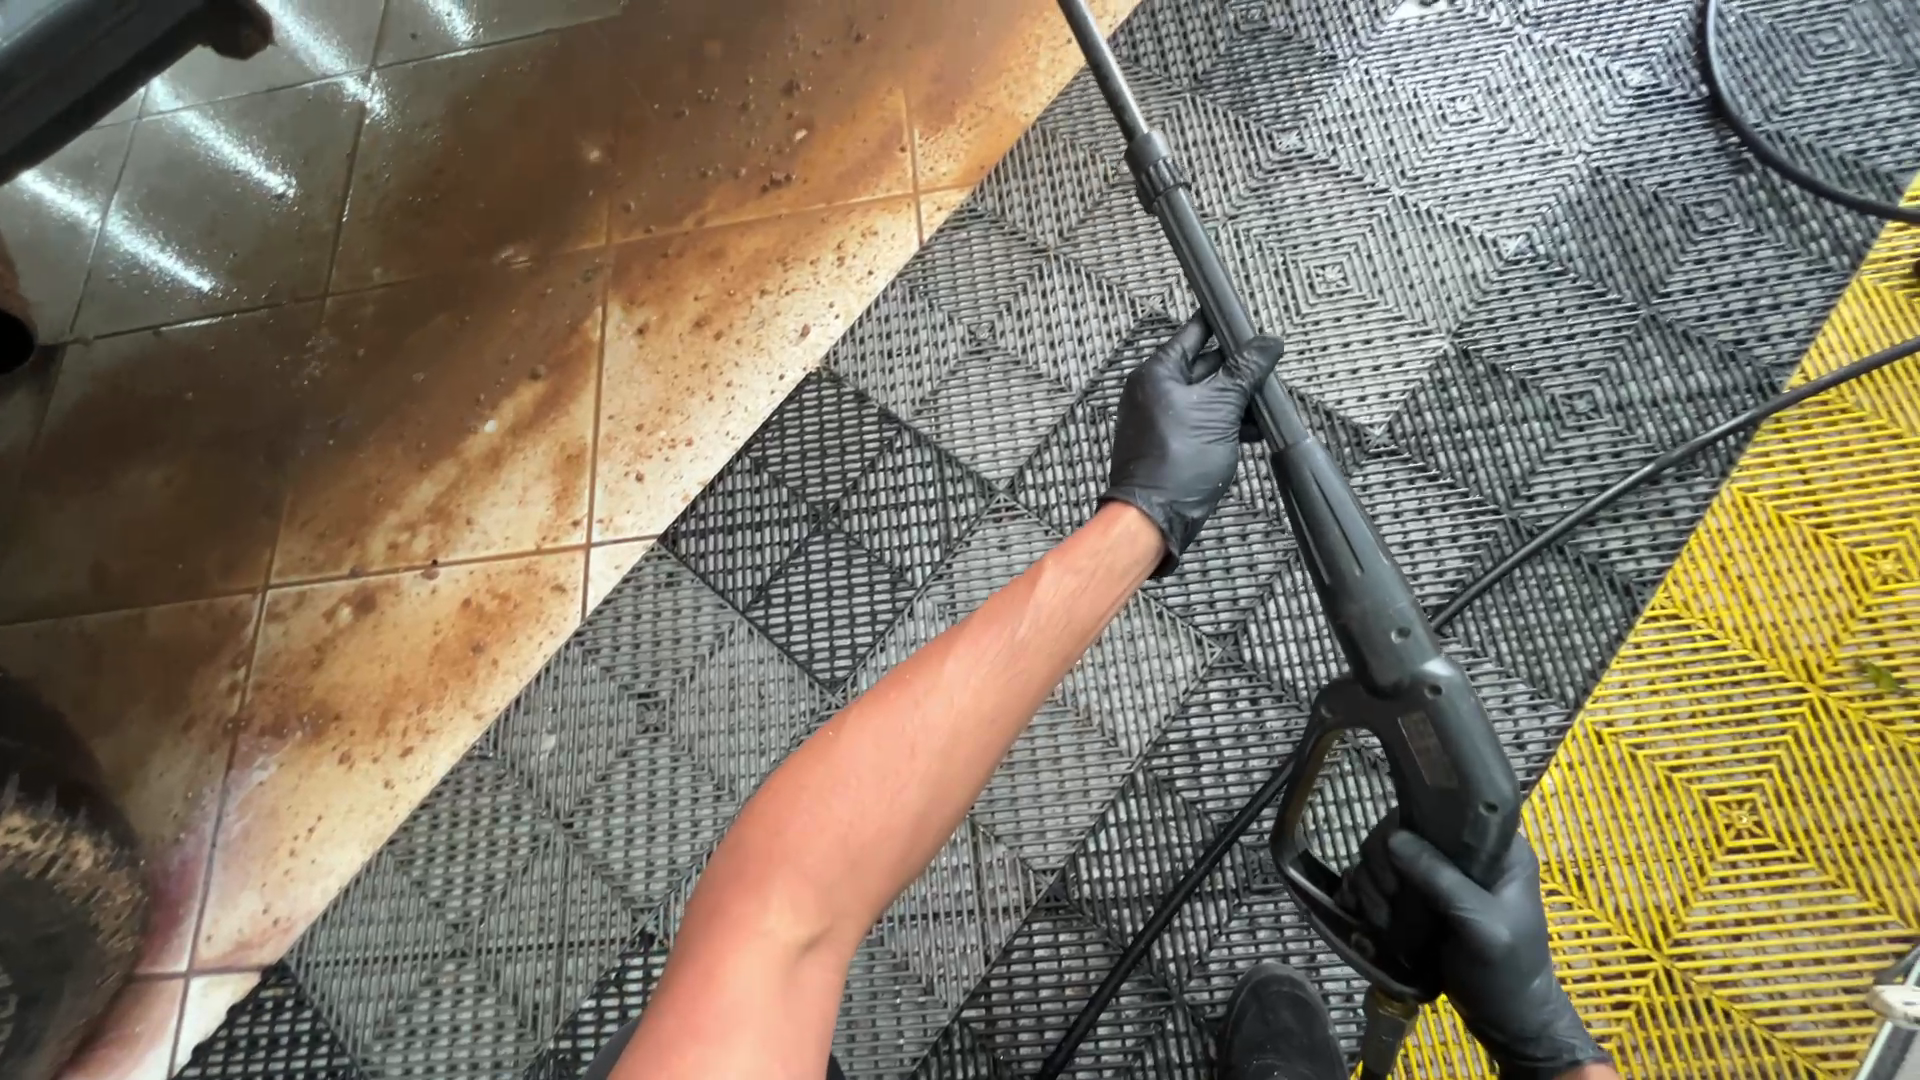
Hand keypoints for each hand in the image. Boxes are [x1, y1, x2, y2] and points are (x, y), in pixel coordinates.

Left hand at [1102, 311, 1280, 576]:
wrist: (1154, 516)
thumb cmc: (1175, 462)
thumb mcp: (1220, 408)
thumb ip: (1245, 372)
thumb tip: (1267, 343)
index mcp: (1157, 373)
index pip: (1195, 332)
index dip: (1225, 325)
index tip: (1252, 323)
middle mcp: (1155, 391)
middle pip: (1206, 364)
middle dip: (1240, 369)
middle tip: (1271, 369)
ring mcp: (1163, 418)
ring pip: (1209, 395)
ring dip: (1239, 399)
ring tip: (1268, 405)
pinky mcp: (1173, 442)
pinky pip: (1205, 420)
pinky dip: (1229, 421)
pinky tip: (1255, 430)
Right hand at [1353, 829, 1610, 1079]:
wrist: (1506, 1022)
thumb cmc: (1507, 972)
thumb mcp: (1484, 927)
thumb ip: (1443, 881)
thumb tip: (1392, 839)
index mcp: (1494, 847)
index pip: (1439, 810)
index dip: (1410, 828)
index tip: (1398, 865)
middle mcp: (1460, 850)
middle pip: (1398, 830)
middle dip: (1383, 866)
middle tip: (1387, 899)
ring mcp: (1434, 871)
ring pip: (1381, 854)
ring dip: (1371, 885)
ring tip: (1381, 919)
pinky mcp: (1413, 892)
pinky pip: (1374, 875)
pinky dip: (1365, 893)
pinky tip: (1369, 916)